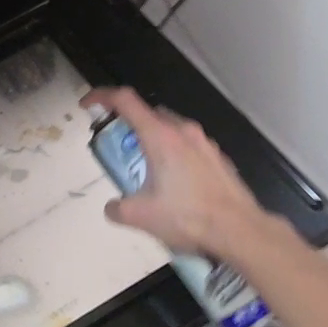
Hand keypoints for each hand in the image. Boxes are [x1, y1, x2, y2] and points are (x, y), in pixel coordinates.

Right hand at [80, 87, 266, 260]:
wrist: (240, 230)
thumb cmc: (188, 217)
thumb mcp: (142, 216)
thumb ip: (118, 208)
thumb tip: (111, 207)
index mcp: (159, 137)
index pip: (125, 100)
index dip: (102, 96)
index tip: (87, 105)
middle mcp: (182, 131)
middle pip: (149, 113)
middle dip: (129, 123)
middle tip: (118, 144)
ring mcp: (204, 143)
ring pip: (171, 128)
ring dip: (154, 139)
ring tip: (147, 168)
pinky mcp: (218, 158)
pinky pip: (189, 146)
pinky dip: (175, 154)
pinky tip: (176, 183)